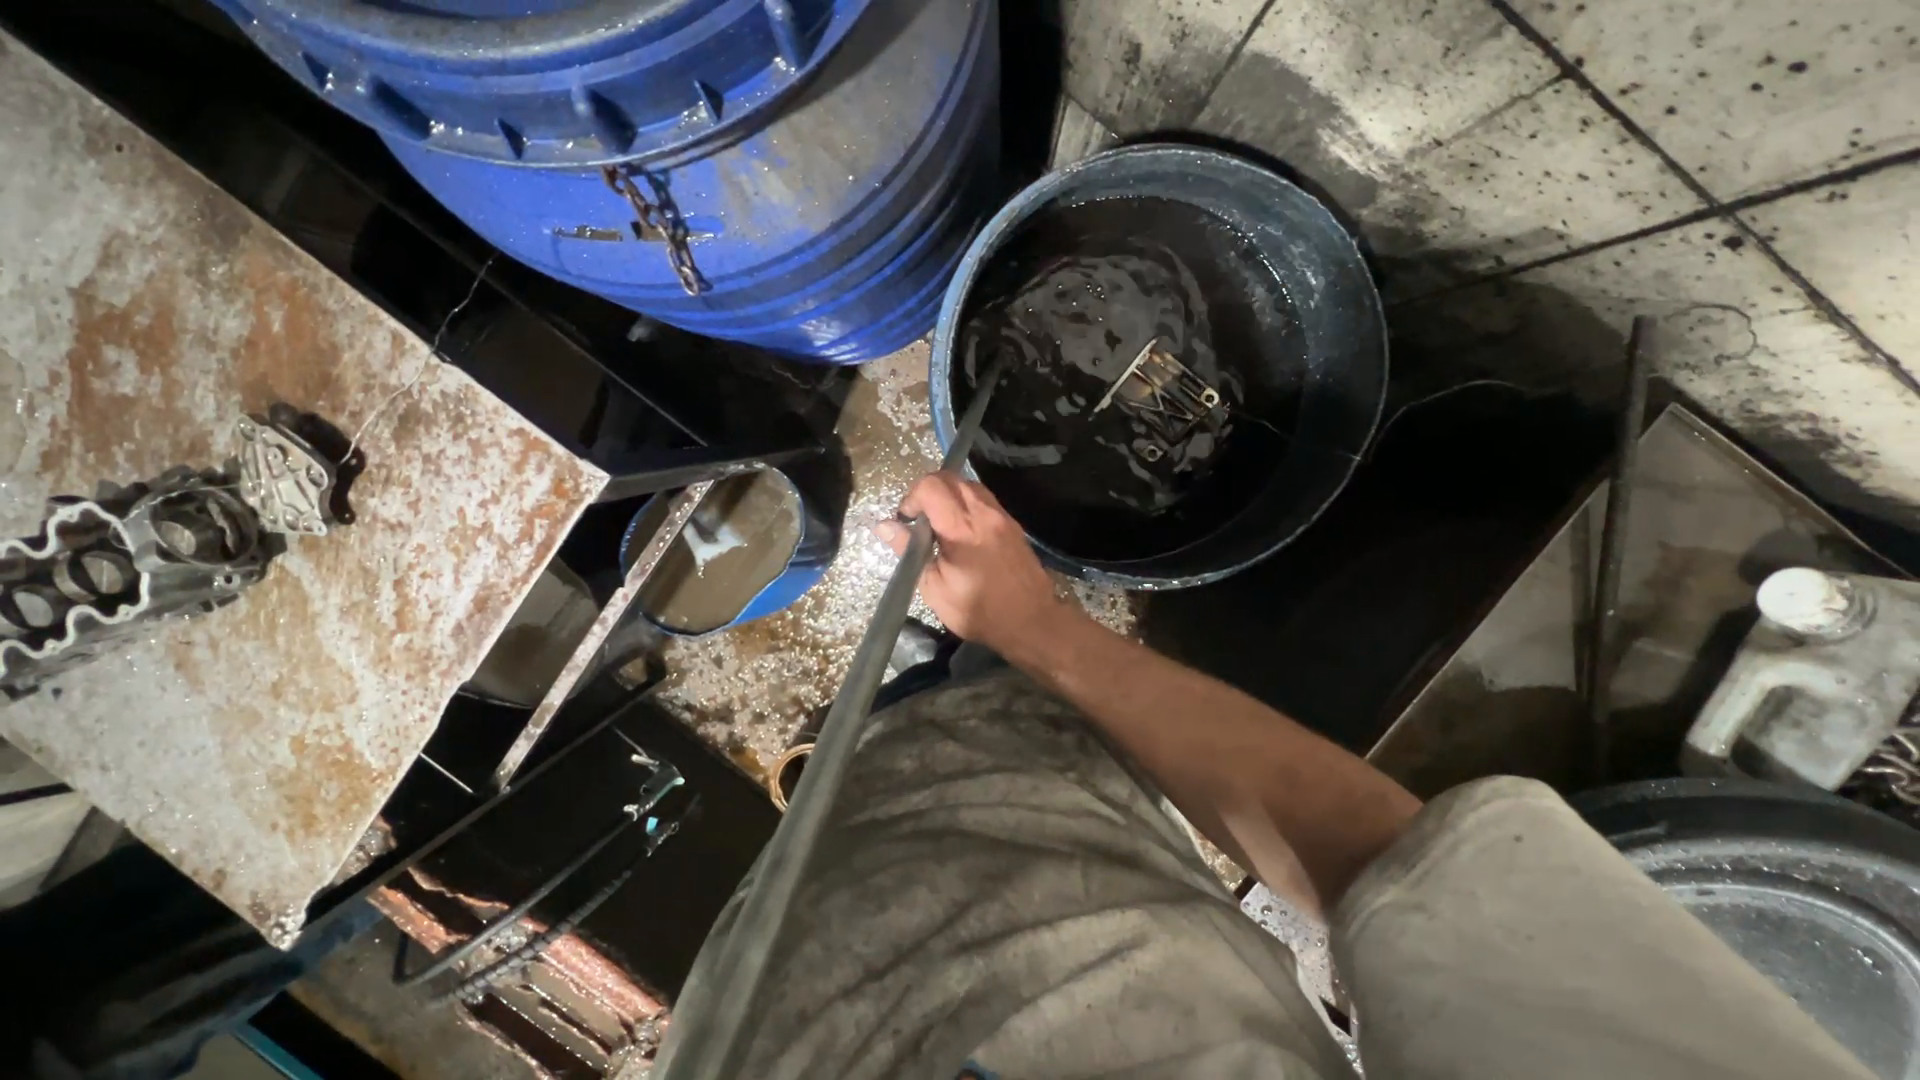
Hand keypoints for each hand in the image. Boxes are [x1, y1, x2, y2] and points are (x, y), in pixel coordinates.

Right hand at [873, 473, 1067, 656]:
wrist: (1031, 620)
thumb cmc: (978, 611)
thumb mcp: (934, 588)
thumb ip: (909, 551)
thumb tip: (884, 526)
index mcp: (962, 529)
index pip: (931, 486)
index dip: (912, 497)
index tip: (908, 521)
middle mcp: (984, 513)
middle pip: (950, 477)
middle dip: (927, 491)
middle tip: (920, 520)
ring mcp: (1002, 516)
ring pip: (969, 484)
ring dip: (948, 495)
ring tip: (941, 524)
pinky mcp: (1012, 523)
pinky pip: (984, 499)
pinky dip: (966, 503)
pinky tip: (962, 530)